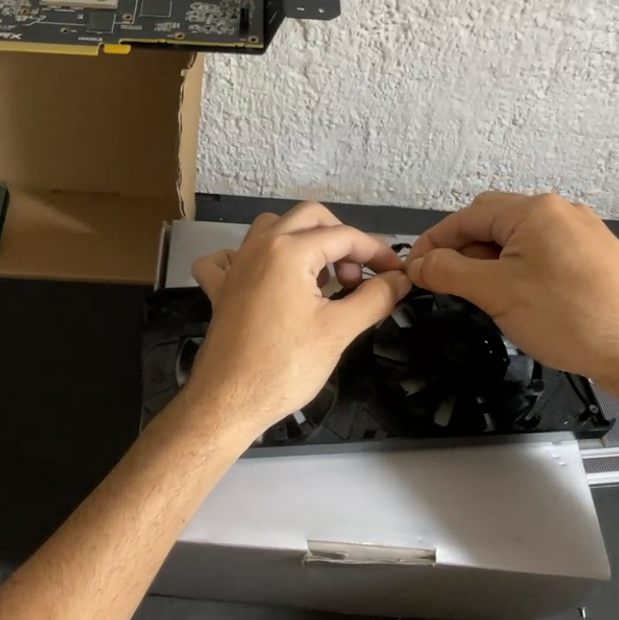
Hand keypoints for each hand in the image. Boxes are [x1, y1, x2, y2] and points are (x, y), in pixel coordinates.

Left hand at [187, 203, 410, 435]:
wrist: (228, 400)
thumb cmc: (284, 365)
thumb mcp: (339, 330)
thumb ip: (375, 298)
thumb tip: (399, 280)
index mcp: (288, 250)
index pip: (344, 235)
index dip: (376, 252)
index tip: (396, 274)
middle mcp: (258, 246)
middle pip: (308, 218)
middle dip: (341, 239)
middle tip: (356, 277)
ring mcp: (234, 266)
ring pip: (272, 229)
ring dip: (302, 242)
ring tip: (321, 279)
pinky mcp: (219, 289)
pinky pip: (229, 258)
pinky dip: (249, 259)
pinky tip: (264, 278)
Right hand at [406, 192, 618, 393]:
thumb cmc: (569, 317)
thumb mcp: (495, 293)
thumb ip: (448, 271)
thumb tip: (416, 264)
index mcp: (533, 210)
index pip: (465, 217)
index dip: (432, 242)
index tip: (411, 271)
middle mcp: (560, 212)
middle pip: (491, 222)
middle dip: (460, 250)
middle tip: (441, 284)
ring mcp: (582, 234)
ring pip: (518, 240)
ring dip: (488, 262)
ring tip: (478, 295)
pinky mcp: (596, 258)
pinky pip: (542, 254)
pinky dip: (517, 270)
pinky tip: (517, 299)